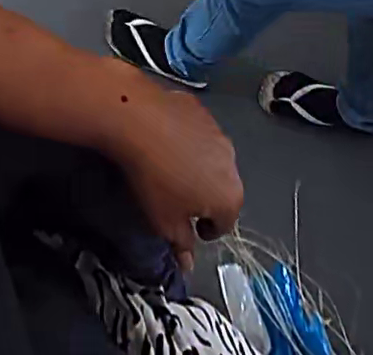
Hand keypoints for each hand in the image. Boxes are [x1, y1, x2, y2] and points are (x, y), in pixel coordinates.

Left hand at [110, 86, 242, 268]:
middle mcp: (232, 162)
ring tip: (169, 166)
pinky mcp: (202, 109)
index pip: (224, 224)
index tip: (185, 227)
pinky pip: (199, 132)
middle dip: (204, 196)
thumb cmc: (155, 178)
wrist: (140, 119)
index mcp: (229, 195)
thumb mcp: (164, 222)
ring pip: (212, 158)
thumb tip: (188, 263)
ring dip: (198, 166)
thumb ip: (181, 244)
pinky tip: (165, 138)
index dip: (204, 230)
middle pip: (222, 189)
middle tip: (176, 197)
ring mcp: (219, 131)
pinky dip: (188, 139)